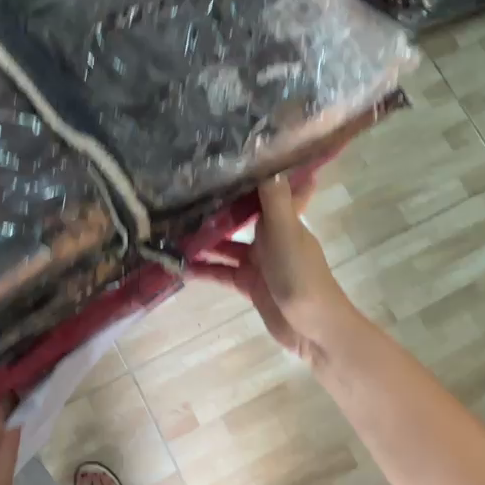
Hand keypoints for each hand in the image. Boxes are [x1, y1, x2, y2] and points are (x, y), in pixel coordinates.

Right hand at [190, 177, 364, 366]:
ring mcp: (258, 262)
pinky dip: (203, 270)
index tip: (224, 158)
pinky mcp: (248, 285)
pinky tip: (179, 266)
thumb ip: (274, 200)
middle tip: (180, 193)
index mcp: (282, 219)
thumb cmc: (301, 275)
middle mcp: (270, 236)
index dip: (248, 175)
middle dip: (214, 208)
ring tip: (171, 230)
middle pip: (239, 217)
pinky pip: (221, 272)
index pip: (265, 190)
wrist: (313, 328)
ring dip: (203, 241)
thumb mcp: (285, 233)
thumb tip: (268, 156)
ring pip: (225, 245)